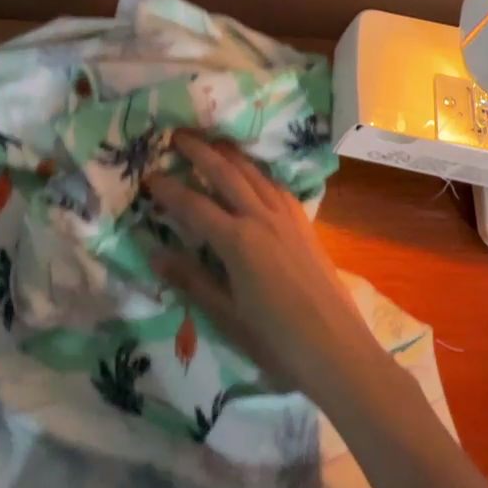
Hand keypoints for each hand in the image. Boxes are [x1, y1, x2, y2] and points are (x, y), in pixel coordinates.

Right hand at [145, 131, 370, 397]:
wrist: (340, 354)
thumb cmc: (277, 342)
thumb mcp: (226, 316)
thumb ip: (191, 280)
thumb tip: (155, 254)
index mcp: (237, 240)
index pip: (192, 204)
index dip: (167, 188)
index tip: (147, 175)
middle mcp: (261, 218)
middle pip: (224, 172)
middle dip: (198, 150)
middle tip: (175, 134)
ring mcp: (287, 218)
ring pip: (253, 172)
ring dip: (228, 153)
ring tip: (210, 141)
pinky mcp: (305, 225)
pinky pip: (275, 185)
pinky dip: (256, 171)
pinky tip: (252, 174)